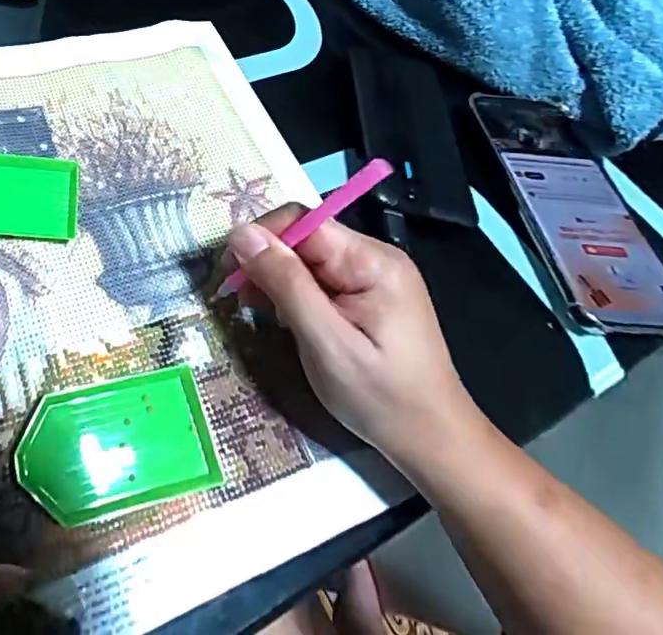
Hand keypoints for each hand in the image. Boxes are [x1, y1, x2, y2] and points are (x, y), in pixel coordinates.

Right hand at [224, 207, 477, 465]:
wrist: (433, 440)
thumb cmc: (380, 397)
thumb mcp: (325, 342)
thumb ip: (285, 284)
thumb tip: (242, 234)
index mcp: (371, 260)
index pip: (303, 222)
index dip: (261, 238)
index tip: (229, 272)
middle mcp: (374, 256)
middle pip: (304, 238)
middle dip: (267, 262)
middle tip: (241, 300)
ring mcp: (373, 275)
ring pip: (308, 259)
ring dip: (278, 280)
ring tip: (262, 313)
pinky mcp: (368, 295)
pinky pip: (321, 279)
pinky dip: (295, 294)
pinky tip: (287, 318)